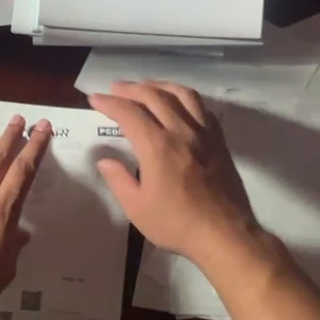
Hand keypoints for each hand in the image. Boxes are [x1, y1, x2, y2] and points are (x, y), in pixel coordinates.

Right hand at [89, 81, 262, 266]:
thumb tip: (105, 161)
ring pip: (182, 94)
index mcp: (157, 146)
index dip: (109, 103)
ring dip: (160, 86)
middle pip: (155, 96)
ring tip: (147, 87)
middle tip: (115, 88)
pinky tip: (179, 104)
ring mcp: (204, 133)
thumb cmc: (177, 224)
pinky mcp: (219, 141)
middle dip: (131, 88)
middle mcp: (181, 131)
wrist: (225, 234)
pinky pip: (202, 108)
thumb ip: (119, 180)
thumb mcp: (137, 208)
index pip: (129, 113)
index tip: (94, 99)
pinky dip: (185, 98)